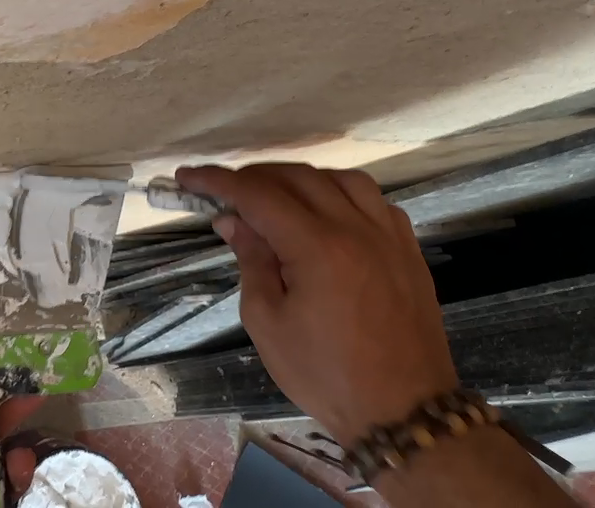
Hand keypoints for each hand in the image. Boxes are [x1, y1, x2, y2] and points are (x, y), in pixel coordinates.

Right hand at [174, 163, 458, 442]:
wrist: (405, 416)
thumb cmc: (325, 375)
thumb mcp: (267, 322)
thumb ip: (251, 261)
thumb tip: (233, 221)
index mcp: (317, 248)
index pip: (256, 195)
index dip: (216, 180)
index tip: (186, 177)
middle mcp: (356, 230)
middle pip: (296, 177)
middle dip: (253, 177)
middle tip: (223, 193)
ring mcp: (389, 238)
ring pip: (340, 178)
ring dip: (301, 179)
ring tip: (275, 196)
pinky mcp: (408, 253)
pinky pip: (375, 201)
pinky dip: (342, 194)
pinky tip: (326, 212)